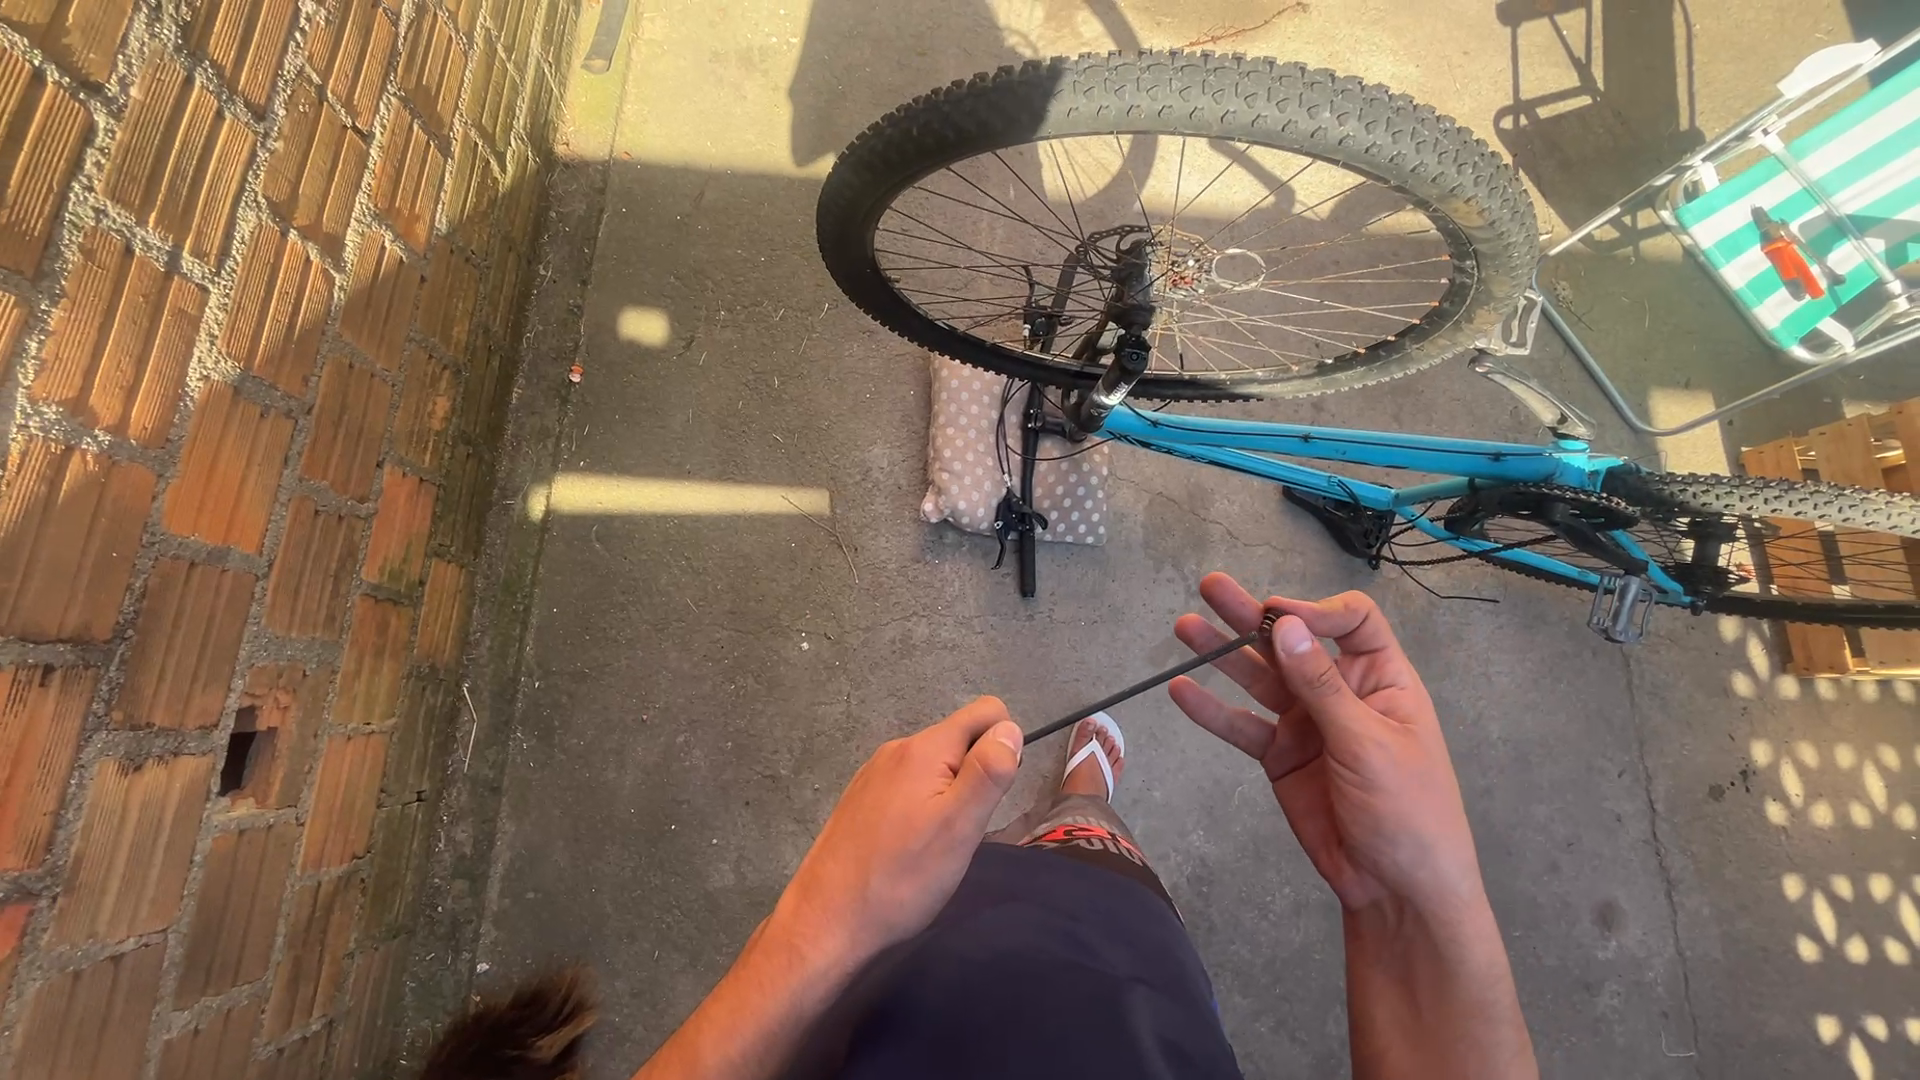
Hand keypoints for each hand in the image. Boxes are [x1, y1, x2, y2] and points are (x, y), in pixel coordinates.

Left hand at [770, 697, 1023, 965]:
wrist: (825, 921)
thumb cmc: (901, 877)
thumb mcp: (959, 826)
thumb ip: (988, 771)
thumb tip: (1011, 728)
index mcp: (924, 748)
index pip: (986, 711)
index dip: (1003, 747)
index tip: (989, 796)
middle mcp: (898, 749)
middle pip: (960, 738)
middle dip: (975, 775)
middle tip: (962, 830)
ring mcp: (875, 773)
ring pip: (936, 765)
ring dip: (950, 794)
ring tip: (936, 845)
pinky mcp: (862, 798)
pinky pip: (910, 785)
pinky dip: (923, 807)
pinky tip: (909, 848)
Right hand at [1169, 573, 1483, 914]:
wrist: (1394, 889)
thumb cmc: (1408, 811)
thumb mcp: (1368, 743)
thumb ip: (1320, 684)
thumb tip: (1284, 623)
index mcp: (1381, 680)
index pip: (1350, 622)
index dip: (1314, 611)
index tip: (1275, 616)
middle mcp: (1340, 692)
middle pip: (1291, 642)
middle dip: (1251, 615)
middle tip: (1211, 587)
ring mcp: (1306, 723)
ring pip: (1257, 678)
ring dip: (1222, 654)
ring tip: (1185, 626)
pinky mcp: (1279, 755)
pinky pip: (1241, 725)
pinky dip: (1211, 711)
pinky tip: (1182, 691)